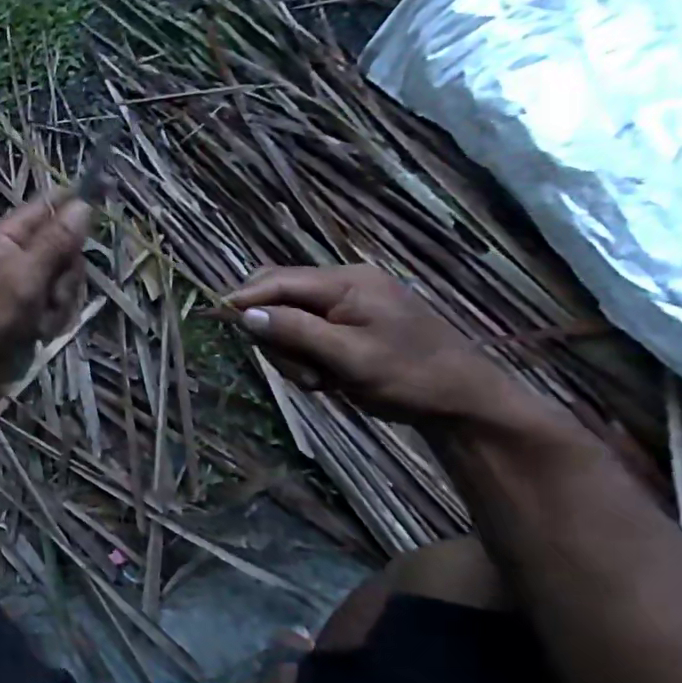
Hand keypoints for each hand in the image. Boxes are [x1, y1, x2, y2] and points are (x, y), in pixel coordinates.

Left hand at [0, 194, 93, 379]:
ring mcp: (25, 280)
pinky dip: (54, 318)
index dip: (75, 208)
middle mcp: (17, 252)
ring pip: (67, 278)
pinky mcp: (32, 306)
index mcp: (7, 234)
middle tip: (53, 294)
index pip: (49, 205)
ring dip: (61, 301)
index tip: (101, 210)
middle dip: (67, 274)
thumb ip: (57, 240)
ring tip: (41, 320)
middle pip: (66, 245)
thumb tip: (83, 204)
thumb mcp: (28, 273)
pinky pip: (60, 302)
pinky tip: (39, 332)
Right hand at [226, 265, 516, 421]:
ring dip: (294, 354)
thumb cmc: (410, 376)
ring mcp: (349, 306)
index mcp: (347, 282)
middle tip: (298, 370)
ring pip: (291, 321)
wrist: (464, 403)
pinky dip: (309, 359)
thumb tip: (245, 314)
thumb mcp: (350, 357)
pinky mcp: (351, 327)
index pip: (280, 280)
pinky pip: (309, 335)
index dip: (246, 298)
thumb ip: (297, 331)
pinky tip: (330, 380)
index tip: (216, 316)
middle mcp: (345, 285)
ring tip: (321, 381)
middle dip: (276, 335)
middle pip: (281, 298)